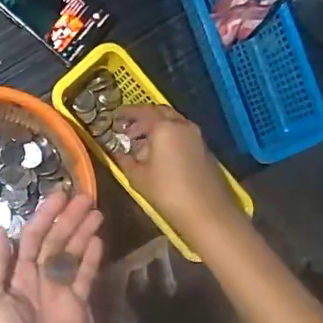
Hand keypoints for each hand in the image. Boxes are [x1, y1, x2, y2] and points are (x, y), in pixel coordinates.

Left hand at [0, 193, 104, 322]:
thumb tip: (0, 230)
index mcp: (13, 278)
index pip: (31, 239)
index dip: (44, 217)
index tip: (59, 196)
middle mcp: (37, 282)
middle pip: (54, 242)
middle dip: (68, 220)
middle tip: (84, 197)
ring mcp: (59, 294)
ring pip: (71, 255)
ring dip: (81, 233)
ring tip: (95, 211)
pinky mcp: (77, 308)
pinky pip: (85, 277)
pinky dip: (90, 259)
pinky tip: (98, 240)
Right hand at [110, 106, 244, 242]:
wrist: (207, 211)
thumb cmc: (167, 193)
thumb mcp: (138, 177)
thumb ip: (125, 160)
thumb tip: (116, 151)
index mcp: (163, 127)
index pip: (141, 111)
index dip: (126, 112)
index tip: (114, 116)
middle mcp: (181, 124)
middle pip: (159, 112)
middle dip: (142, 118)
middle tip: (127, 129)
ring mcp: (196, 135)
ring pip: (172, 121)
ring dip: (156, 126)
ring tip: (142, 143)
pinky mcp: (204, 147)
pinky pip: (182, 132)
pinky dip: (168, 135)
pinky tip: (160, 153)